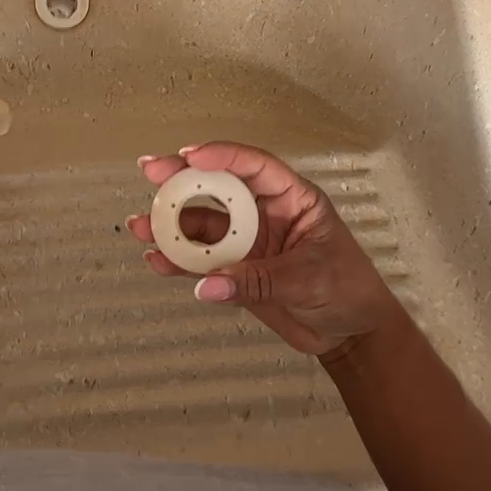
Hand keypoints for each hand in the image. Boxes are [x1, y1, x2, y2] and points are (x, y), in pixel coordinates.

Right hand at [127, 142, 407, 361]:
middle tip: (150, 172)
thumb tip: (206, 285)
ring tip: (140, 226)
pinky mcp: (234, 268)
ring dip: (170, 224)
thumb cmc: (347, 292)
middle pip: (218, 187)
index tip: (190, 155)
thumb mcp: (309, 280)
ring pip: (201, 224)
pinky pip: (200, 259)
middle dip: (183, 179)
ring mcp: (246, 239)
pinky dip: (178, 259)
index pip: (255, 166)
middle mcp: (263, 212)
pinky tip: (157, 260)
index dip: (223, 156)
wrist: (350, 335)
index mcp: (292, 199)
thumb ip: (256, 282)